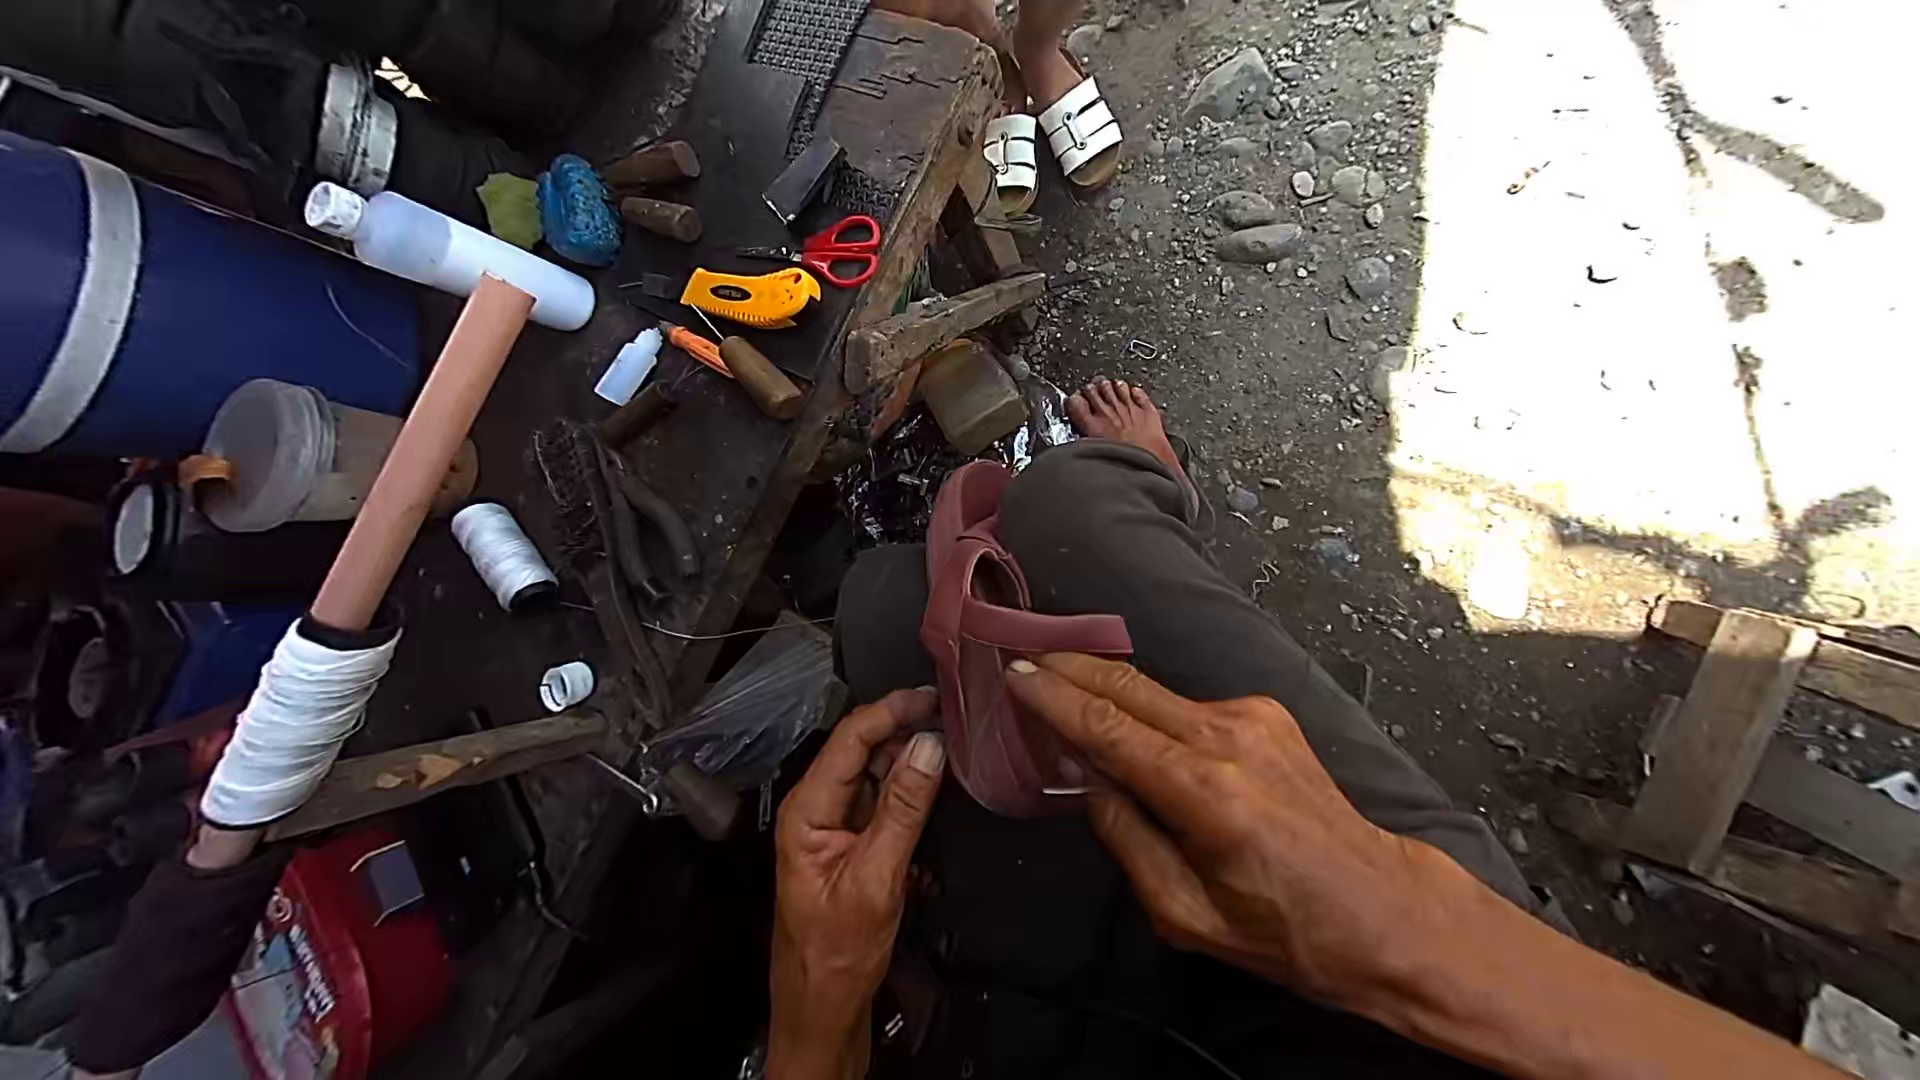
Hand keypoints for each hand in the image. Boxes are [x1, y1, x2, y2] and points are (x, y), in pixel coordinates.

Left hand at [769, 688, 944, 1079]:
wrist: (822, 1012)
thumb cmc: (835, 957)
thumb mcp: (876, 879)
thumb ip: (903, 809)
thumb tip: (928, 748)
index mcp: (807, 810)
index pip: (849, 738)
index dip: (890, 711)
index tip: (929, 698)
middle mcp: (817, 806)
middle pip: (860, 747)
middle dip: (903, 729)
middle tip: (947, 720)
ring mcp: (834, 821)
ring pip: (873, 769)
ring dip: (907, 756)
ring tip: (945, 749)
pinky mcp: (851, 837)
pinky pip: (880, 795)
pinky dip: (906, 785)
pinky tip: (930, 784)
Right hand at [1004, 653, 1445, 1007]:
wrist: (1387, 910)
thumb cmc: (1284, 930)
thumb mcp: (1183, 913)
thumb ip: (1123, 834)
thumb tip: (1084, 773)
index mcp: (1205, 794)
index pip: (1106, 726)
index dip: (1052, 696)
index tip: (1014, 673)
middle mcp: (1227, 737)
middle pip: (1125, 685)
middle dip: (1067, 666)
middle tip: (1024, 656)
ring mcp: (1251, 716)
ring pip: (1153, 689)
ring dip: (1101, 682)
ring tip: (1059, 678)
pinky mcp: (1265, 711)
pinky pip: (1184, 704)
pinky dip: (1146, 706)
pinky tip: (1130, 719)